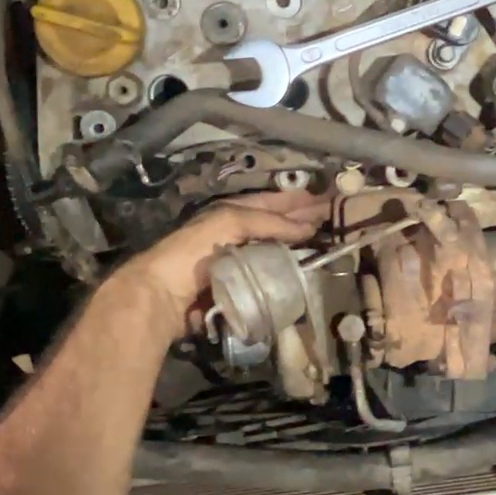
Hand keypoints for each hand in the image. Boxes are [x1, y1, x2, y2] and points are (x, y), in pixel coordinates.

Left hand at [122, 191, 326, 327]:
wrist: (163, 294)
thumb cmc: (194, 250)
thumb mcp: (230, 222)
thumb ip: (268, 222)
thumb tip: (307, 228)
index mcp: (230, 214)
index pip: (270, 203)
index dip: (296, 201)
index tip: (325, 200)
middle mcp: (234, 235)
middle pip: (274, 225)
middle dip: (301, 220)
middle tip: (332, 218)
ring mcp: (236, 263)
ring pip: (273, 251)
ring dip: (297, 248)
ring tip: (324, 244)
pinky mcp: (237, 288)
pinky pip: (267, 277)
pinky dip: (285, 274)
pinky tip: (302, 275)